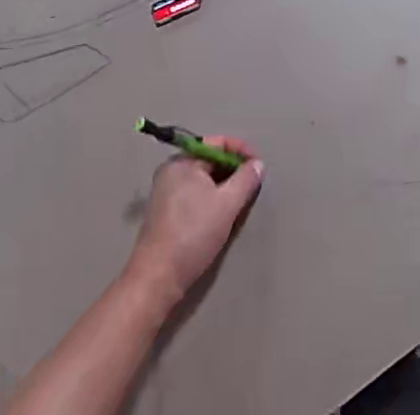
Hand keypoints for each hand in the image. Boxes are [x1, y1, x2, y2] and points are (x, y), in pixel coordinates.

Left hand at [124, 137, 263, 305]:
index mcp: (182, 161)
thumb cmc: (193, 233)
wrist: (159, 276)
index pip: (216, 143)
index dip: (241, 150)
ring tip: (241, 200)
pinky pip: (196, 194)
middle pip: (209, 159)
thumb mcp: (227, 204)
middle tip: (254, 184)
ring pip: (204, 179)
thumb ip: (245, 180)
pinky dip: (212, 198)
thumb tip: (257, 164)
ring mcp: (166, 191)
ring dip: (225, 186)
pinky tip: (223, 214)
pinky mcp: (167, 211)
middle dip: (233, 169)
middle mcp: (171, 171)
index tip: (260, 166)